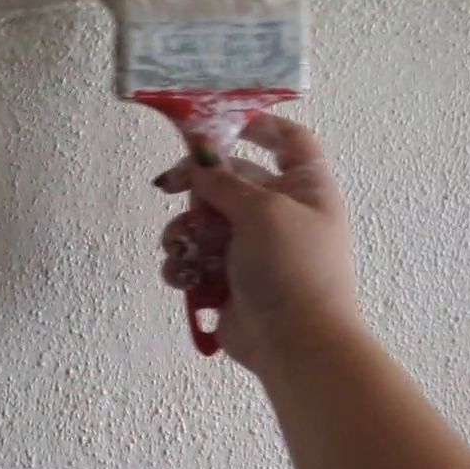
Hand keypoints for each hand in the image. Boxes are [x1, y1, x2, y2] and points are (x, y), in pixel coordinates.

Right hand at [155, 114, 362, 374]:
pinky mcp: (224, 277)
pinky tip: (184, 278)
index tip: (217, 126)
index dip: (258, 126)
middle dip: (195, 188)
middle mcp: (277, 212)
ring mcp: (249, 247)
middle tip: (166, 187)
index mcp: (303, 188)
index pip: (288, 141)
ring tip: (181, 252)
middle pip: (227, 181)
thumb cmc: (292, 268)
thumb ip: (223, 181)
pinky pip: (192, 259)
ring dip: (182, 234)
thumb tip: (199, 155)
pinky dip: (181, 266)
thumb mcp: (262, 212)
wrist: (293, 342)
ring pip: (200, 223)